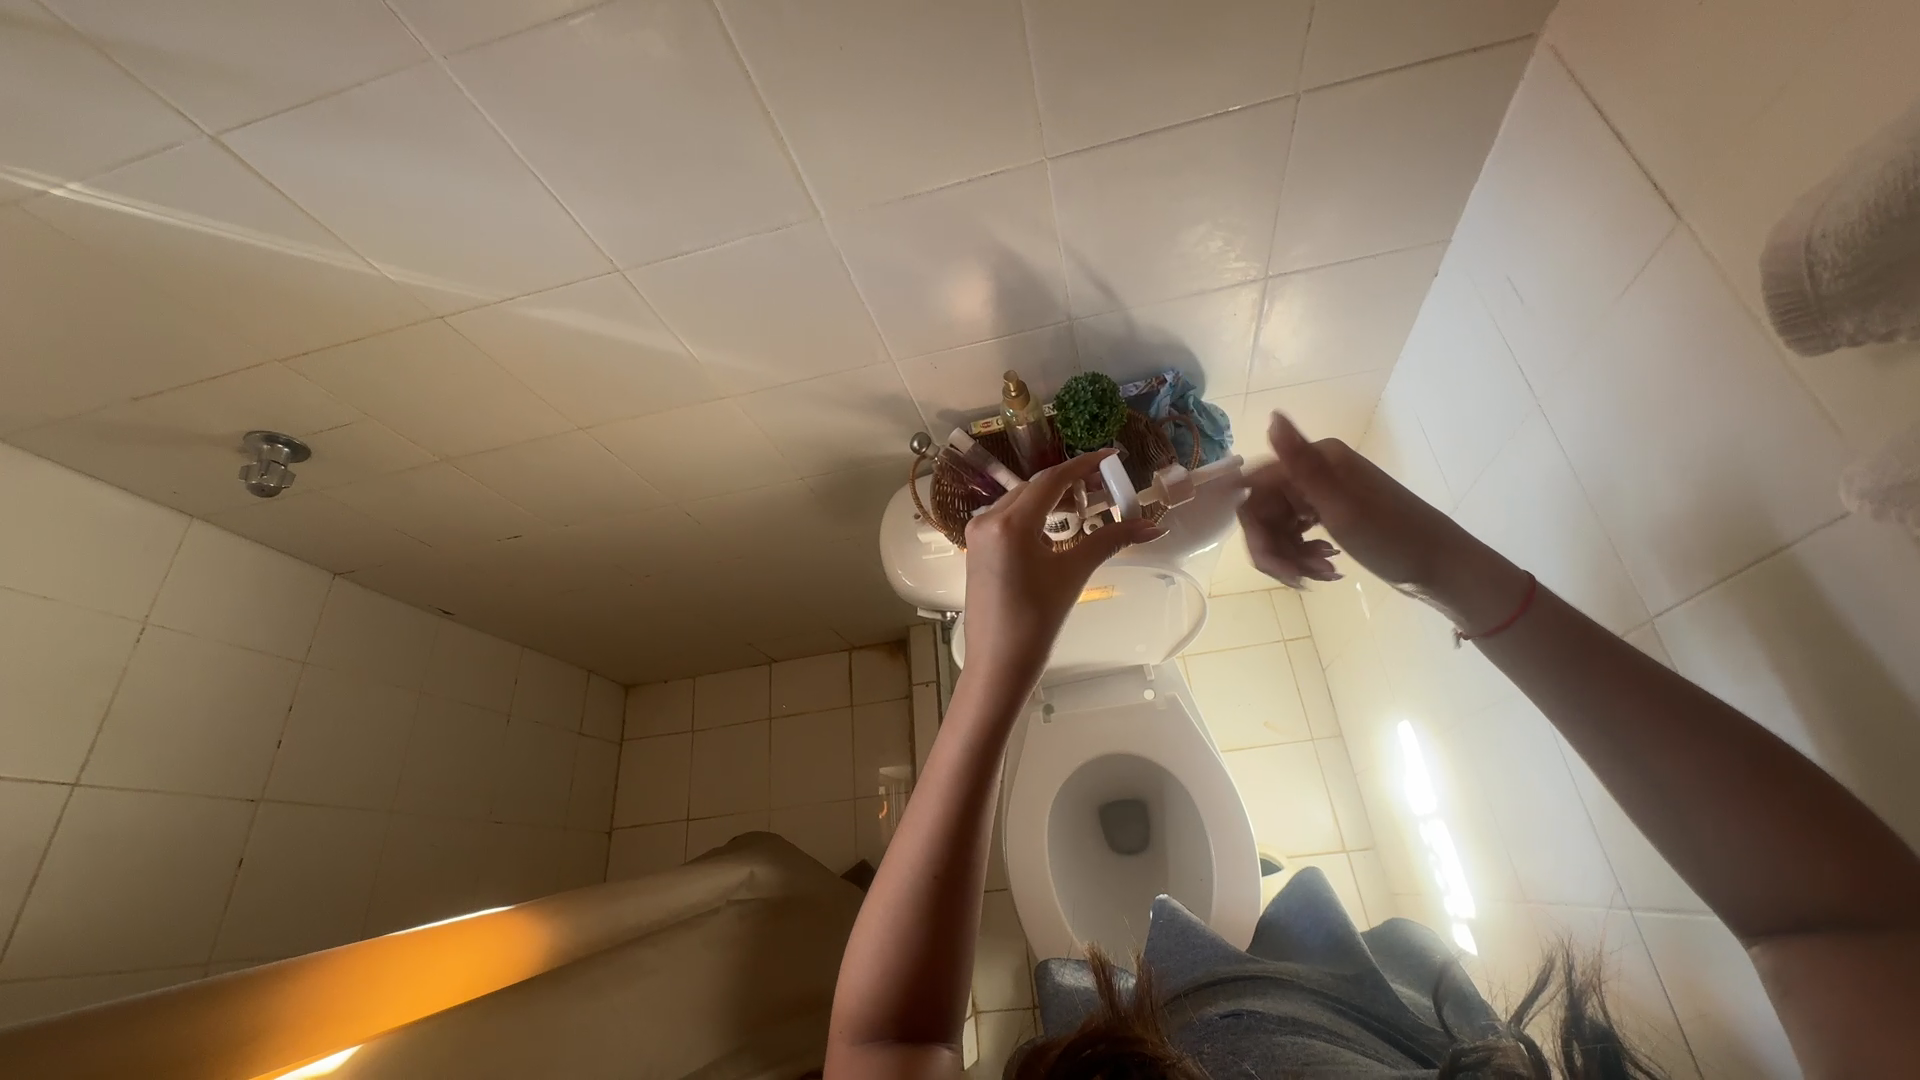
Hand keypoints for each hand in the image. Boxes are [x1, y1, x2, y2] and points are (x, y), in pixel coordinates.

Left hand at [961, 449, 1163, 685]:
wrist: (998, 662)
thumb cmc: (1037, 620)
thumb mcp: (1074, 573)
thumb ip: (1110, 540)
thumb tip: (1154, 526)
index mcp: (1010, 522)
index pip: (1052, 479)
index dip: (1084, 464)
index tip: (1112, 456)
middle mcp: (988, 519)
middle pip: (1035, 487)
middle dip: (1071, 482)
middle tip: (1105, 483)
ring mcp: (978, 533)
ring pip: (1021, 501)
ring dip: (1053, 498)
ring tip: (1086, 503)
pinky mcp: (977, 548)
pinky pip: (1009, 518)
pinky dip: (1035, 515)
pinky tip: (1057, 525)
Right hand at [1240, 413, 1526, 627]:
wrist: (1442, 568)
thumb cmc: (1393, 538)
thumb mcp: (1341, 505)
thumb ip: (1302, 463)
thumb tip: (1273, 416)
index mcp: (1316, 460)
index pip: (1256, 490)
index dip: (1254, 527)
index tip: (1268, 559)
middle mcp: (1315, 471)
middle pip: (1264, 513)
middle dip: (1274, 550)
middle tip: (1295, 578)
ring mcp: (1322, 495)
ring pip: (1277, 529)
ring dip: (1289, 558)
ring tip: (1319, 576)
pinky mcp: (1330, 517)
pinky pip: (1295, 537)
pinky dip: (1302, 558)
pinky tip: (1327, 571)